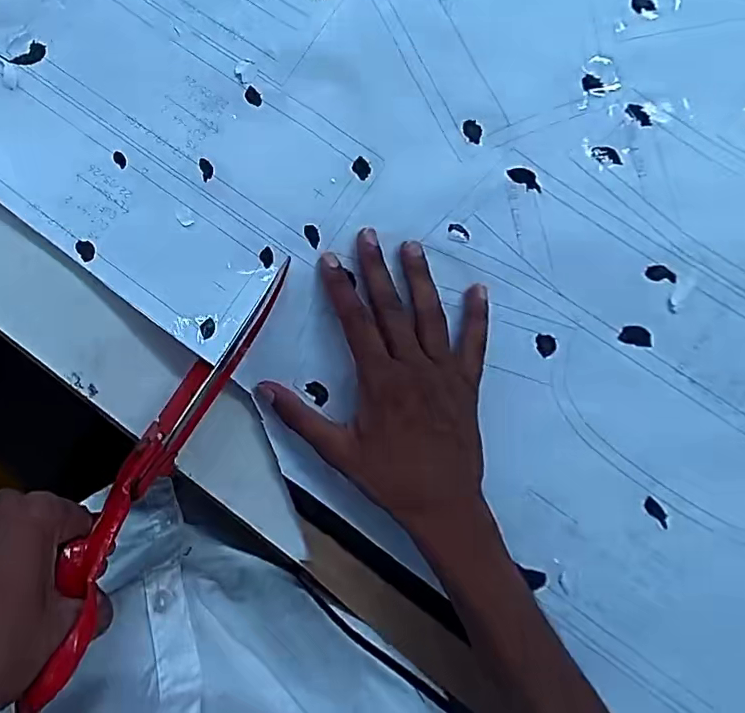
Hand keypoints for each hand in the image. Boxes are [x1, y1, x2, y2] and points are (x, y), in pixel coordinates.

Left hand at [0, 489, 108, 712]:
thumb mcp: (63, 628)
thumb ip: (92, 604)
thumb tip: (95, 603)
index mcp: (32, 514)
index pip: (82, 517)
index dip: (93, 548)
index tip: (93, 568)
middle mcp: (0, 510)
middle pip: (48, 524)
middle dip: (60, 559)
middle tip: (65, 598)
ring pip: (17, 536)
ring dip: (29, 565)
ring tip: (30, 611)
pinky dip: (0, 569)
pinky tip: (3, 609)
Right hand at [260, 227, 491, 557]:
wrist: (445, 507)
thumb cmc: (389, 478)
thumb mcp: (338, 451)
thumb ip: (300, 418)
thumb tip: (264, 390)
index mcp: (379, 380)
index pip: (355, 323)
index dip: (341, 288)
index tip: (331, 260)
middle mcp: (412, 368)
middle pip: (391, 309)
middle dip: (377, 270)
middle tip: (369, 236)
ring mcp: (443, 374)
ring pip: (430, 318)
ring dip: (420, 280)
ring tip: (412, 247)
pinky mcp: (466, 385)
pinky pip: (473, 345)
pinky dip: (477, 317)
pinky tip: (479, 291)